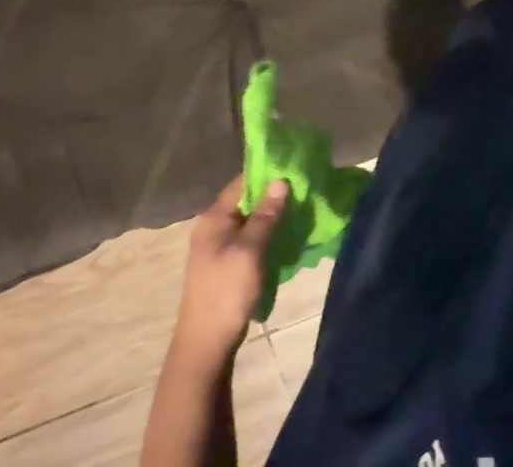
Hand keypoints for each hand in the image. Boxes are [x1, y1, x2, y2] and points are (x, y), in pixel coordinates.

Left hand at [167, 177, 287, 372]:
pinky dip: (269, 238)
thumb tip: (280, 180)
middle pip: (247, 202)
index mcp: (214, 218)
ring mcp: (219, 248)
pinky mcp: (228, 265)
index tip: (296, 169)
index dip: (267, 174)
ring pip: (251, 223)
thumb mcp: (250, 250)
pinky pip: (251, 242)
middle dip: (275, 197)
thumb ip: (265, 215)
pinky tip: (289, 239)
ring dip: (274, 219)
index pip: (241, 183)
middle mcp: (213, 228)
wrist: (206, 342)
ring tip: (304, 213)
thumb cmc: (226, 291)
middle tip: (306, 192)